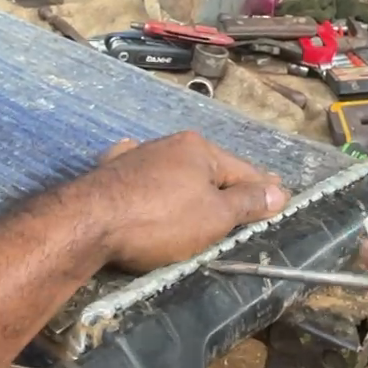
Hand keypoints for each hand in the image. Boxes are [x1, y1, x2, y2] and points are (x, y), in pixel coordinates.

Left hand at [70, 133, 288, 272]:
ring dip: (190, 185)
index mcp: (198, 149)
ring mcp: (136, 156)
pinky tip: (147, 180)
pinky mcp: (109, 174)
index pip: (242, 171)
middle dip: (226, 185)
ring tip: (203, 201)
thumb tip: (279, 190)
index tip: (279, 197)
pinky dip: (152, 182)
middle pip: (208, 170)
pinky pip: (141, 176)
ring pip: (174, 172)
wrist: (88, 223)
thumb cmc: (160, 220)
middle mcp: (168, 145)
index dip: (263, 189)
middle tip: (245, 202)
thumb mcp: (214, 216)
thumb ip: (246, 203)